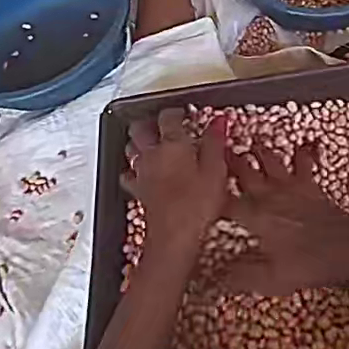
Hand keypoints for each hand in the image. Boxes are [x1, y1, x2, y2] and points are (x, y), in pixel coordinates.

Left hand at [122, 108, 227, 244]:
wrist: (174, 237)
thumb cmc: (197, 203)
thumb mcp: (216, 169)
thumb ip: (215, 142)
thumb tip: (219, 121)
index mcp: (173, 144)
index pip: (168, 117)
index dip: (175, 111)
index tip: (183, 112)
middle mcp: (152, 154)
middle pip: (140, 129)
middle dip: (149, 122)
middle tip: (163, 123)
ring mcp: (141, 173)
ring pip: (131, 148)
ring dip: (139, 142)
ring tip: (152, 142)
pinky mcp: (137, 191)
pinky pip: (128, 174)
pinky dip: (134, 169)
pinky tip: (142, 172)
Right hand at [222, 142, 348, 295]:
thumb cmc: (309, 264)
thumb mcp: (270, 278)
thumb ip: (239, 275)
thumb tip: (214, 278)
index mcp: (255, 216)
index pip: (224, 202)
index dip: (208, 195)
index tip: (195, 187)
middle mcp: (271, 196)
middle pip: (245, 173)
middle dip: (229, 161)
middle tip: (217, 149)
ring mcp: (292, 188)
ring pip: (271, 163)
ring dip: (260, 152)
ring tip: (251, 142)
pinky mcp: (311, 187)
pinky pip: (304, 165)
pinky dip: (302, 154)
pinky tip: (303, 145)